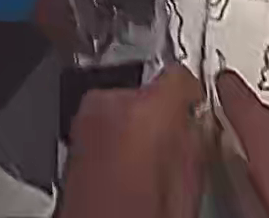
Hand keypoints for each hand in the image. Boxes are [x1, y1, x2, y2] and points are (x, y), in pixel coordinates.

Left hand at [56, 65, 204, 217]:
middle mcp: (112, 103)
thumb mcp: (186, 192)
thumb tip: (192, 129)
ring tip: (142, 162)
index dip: (190, 91)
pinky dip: (115, 132)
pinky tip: (122, 165)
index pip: (178, 76)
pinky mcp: (74, 132)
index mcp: (147, 113)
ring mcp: (89, 116)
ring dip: (135, 121)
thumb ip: (193, 145)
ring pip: (125, 101)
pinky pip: (105, 118)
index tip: (194, 101)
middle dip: (160, 113)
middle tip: (170, 145)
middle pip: (149, 90)